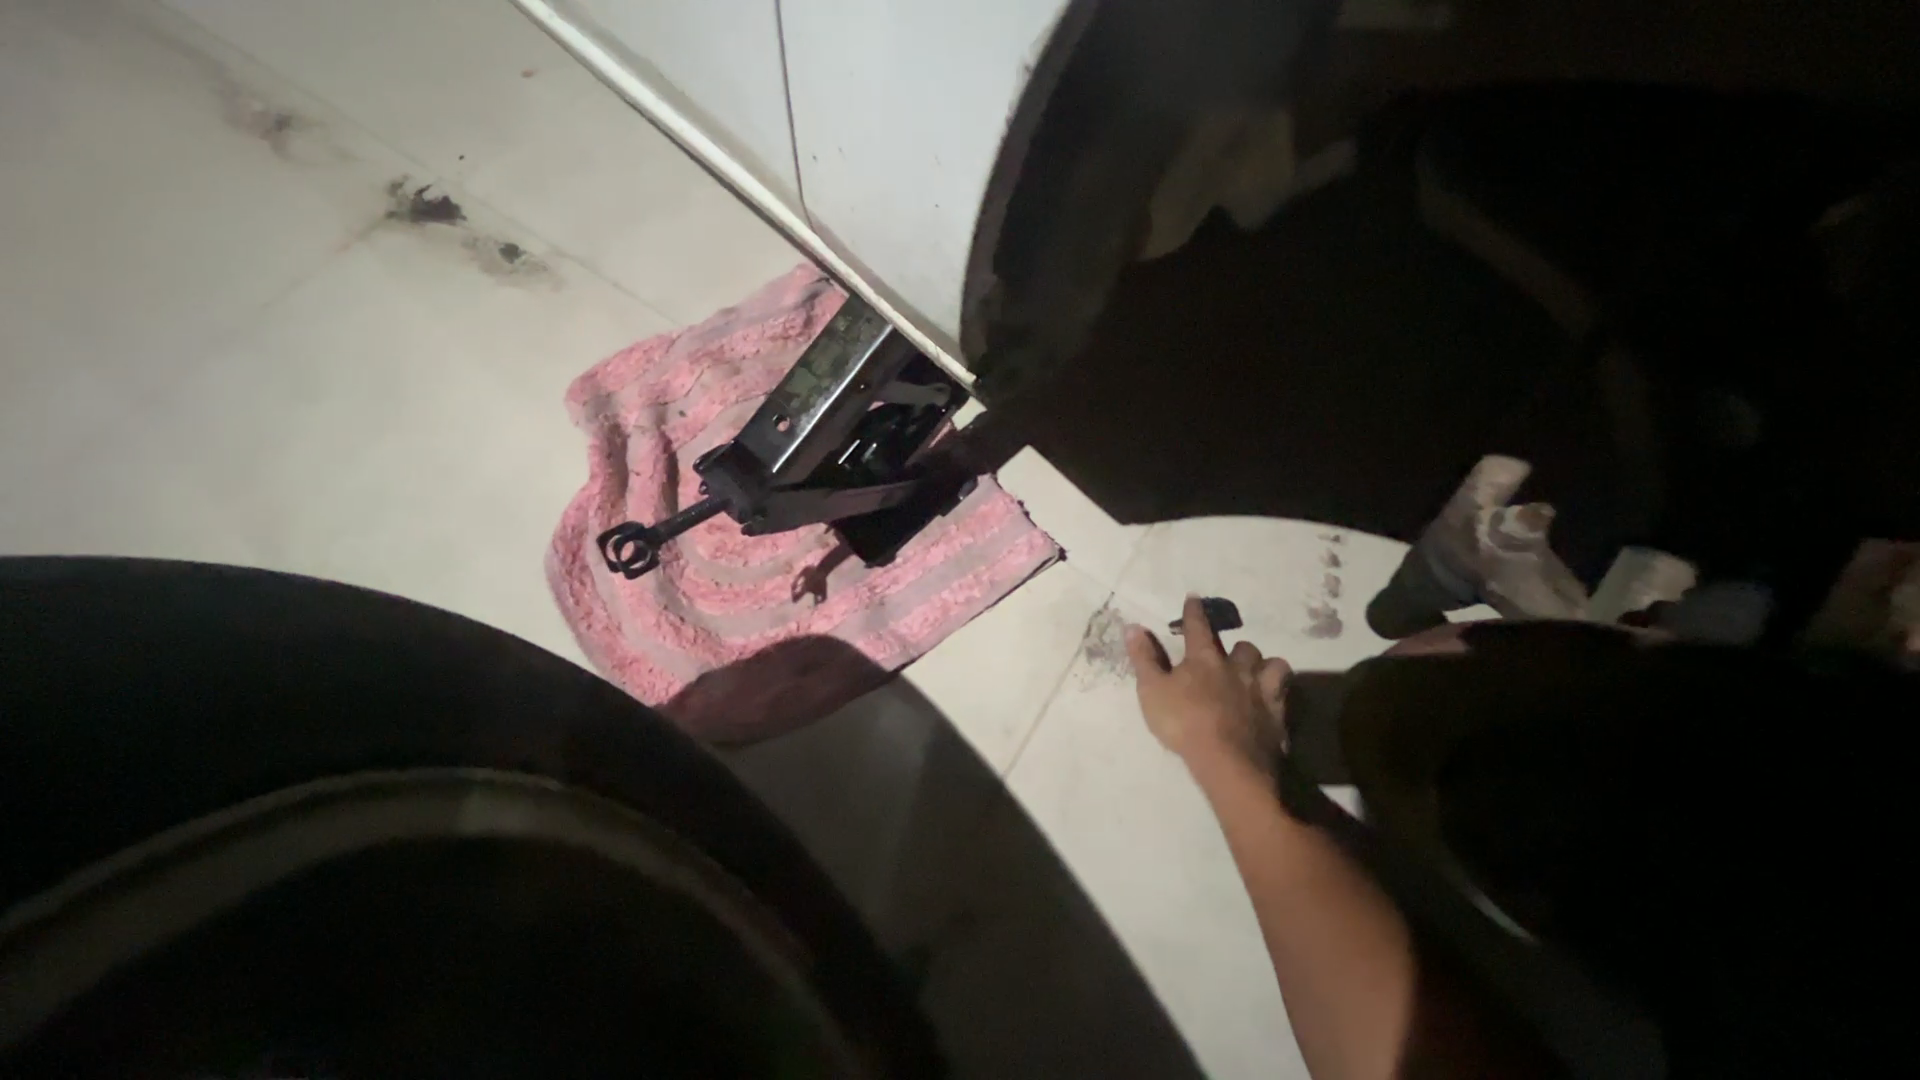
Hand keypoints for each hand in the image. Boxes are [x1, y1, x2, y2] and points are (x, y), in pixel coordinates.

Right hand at [1126, 596, 1290, 766]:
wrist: (1226, 760)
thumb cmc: (1183, 722)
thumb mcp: (1151, 690)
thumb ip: (1144, 658)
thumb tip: (1133, 627)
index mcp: (1204, 660)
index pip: (1198, 628)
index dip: (1194, 612)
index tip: (1194, 598)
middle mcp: (1237, 668)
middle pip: (1245, 647)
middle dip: (1238, 649)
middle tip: (1232, 657)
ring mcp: (1262, 691)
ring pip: (1274, 666)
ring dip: (1266, 667)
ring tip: (1260, 675)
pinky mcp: (1278, 716)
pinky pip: (1285, 697)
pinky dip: (1280, 696)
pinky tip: (1274, 703)